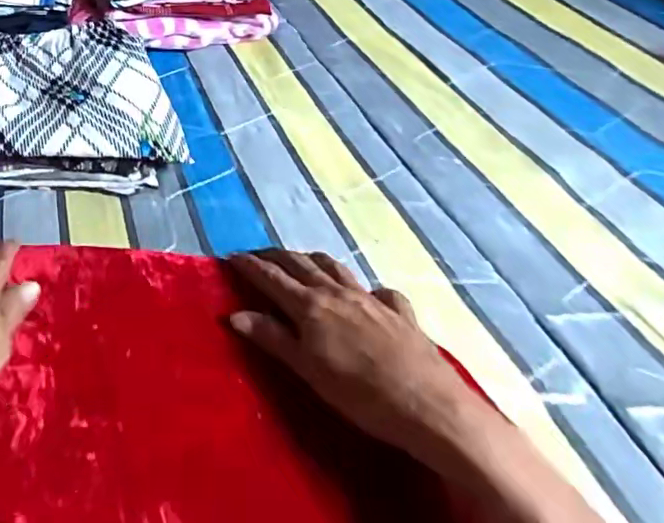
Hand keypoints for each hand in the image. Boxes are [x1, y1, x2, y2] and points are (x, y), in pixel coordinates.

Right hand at [228, 249, 476, 460]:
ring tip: (301, 261)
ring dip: (312, 260)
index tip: (232, 256)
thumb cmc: (362, 395)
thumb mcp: (309, 371)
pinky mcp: (401, 314)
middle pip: (300, 264)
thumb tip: (234, 314)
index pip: (271, 277)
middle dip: (275, 256)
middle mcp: (337, 293)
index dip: (249, 265)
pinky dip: (366, 288)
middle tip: (258, 255)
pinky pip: (380, 291)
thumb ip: (272, 339)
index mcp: (310, 306)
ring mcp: (371, 299)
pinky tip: (369, 295)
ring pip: (335, 267)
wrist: (432, 408)